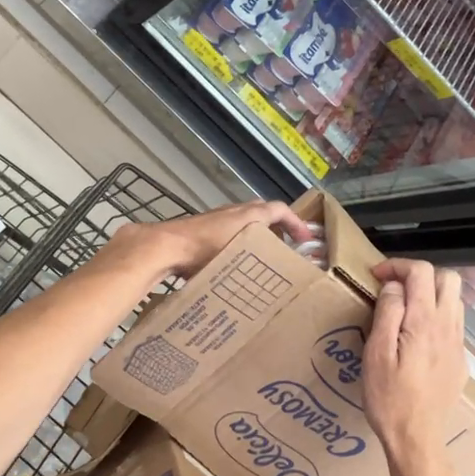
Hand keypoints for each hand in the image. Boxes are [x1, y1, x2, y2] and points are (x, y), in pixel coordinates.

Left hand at [114, 199, 312, 278]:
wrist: (167, 246)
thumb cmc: (206, 248)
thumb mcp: (240, 248)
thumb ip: (262, 253)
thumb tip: (281, 265)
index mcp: (249, 214)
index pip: (280, 210)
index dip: (296, 222)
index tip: (306, 239)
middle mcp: (234, 211)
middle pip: (263, 213)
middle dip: (277, 228)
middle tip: (286, 248)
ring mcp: (217, 219)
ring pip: (244, 223)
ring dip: (257, 236)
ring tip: (264, 259)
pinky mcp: (202, 229)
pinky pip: (228, 231)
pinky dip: (239, 241)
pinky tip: (236, 262)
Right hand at [363, 259, 465, 466]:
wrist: (416, 440)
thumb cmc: (389, 397)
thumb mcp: (376, 352)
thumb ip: (387, 313)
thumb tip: (393, 287)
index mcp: (425, 322)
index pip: (421, 272)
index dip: (397, 265)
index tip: (376, 277)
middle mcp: (449, 328)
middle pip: (448, 279)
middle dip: (419, 275)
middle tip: (393, 289)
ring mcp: (459, 346)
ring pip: (454, 301)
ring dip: (429, 295)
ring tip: (403, 311)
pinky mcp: (460, 363)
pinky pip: (453, 325)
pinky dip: (435, 318)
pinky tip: (415, 339)